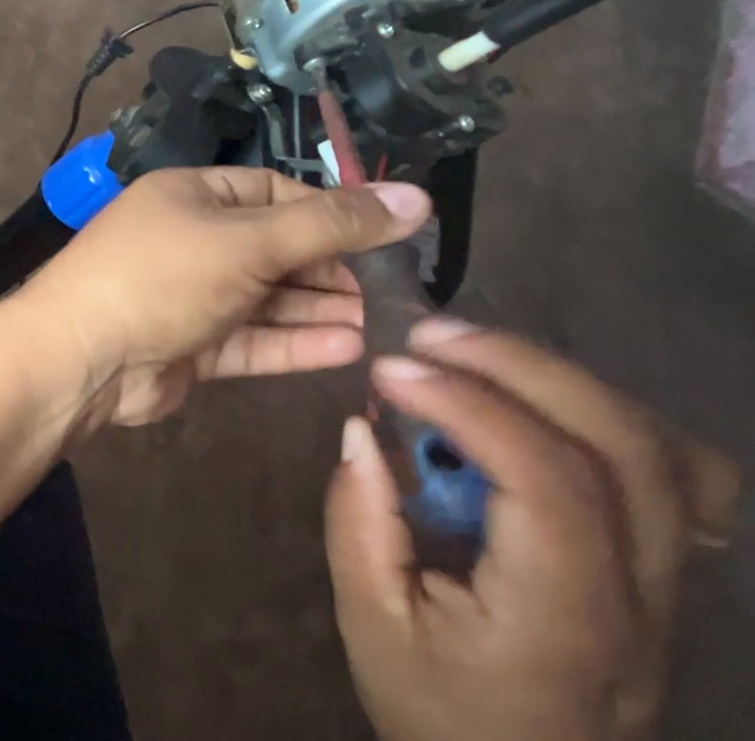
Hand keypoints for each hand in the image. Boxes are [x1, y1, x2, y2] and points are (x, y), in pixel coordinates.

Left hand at [12, 167, 430, 426]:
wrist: (80, 355)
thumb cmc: (161, 278)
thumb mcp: (248, 241)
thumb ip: (331, 225)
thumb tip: (416, 197)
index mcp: (188, 197)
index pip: (271, 192)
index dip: (328, 212)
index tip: (389, 236)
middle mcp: (187, 241)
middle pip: (273, 248)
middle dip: (330, 268)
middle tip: (393, 291)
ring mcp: (186, 296)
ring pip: (265, 299)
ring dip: (319, 310)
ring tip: (383, 323)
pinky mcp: (188, 346)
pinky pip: (250, 340)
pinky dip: (293, 343)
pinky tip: (348, 348)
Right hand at [328, 320, 740, 740]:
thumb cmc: (432, 702)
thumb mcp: (369, 620)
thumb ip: (360, 523)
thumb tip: (361, 428)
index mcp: (562, 616)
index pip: (548, 483)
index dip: (470, 408)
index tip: (389, 372)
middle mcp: (641, 594)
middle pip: (627, 449)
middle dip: (525, 369)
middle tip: (430, 336)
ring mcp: (669, 582)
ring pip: (671, 453)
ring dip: (571, 384)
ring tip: (477, 356)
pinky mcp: (663, 570)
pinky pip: (679, 476)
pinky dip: (613, 419)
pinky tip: (541, 406)